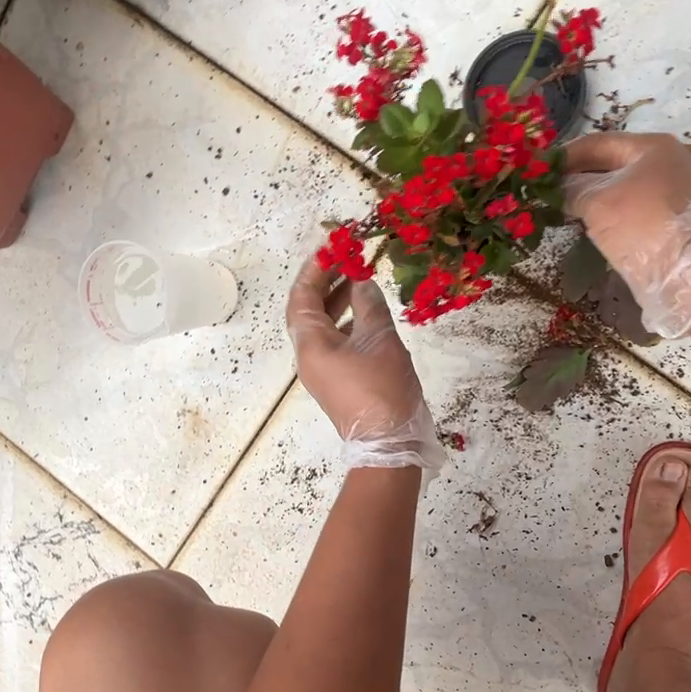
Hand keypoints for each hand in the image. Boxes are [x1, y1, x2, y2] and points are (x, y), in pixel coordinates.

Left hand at [286, 258, 446, 473]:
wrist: (389, 444)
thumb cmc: (381, 389)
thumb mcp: (380, 339)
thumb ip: (369, 305)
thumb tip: (362, 284)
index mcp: (311, 345)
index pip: (301, 298)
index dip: (314, 270)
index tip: (331, 247)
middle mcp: (309, 358)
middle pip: (308, 312)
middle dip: (325, 282)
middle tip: (346, 258)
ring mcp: (323, 372)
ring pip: (323, 328)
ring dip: (338, 302)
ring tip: (359, 278)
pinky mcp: (338, 382)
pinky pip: (336, 343)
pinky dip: (348, 323)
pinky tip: (367, 312)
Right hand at [563, 133, 690, 338]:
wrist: (682, 270)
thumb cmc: (639, 224)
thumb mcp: (596, 202)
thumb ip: (571, 189)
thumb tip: (556, 188)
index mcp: (651, 147)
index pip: (597, 143)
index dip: (565, 155)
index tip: (538, 168)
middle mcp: (663, 162)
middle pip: (608, 164)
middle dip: (575, 176)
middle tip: (544, 188)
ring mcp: (668, 191)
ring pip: (616, 187)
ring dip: (587, 196)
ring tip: (557, 206)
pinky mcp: (666, 217)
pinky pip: (627, 206)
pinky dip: (604, 211)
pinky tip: (582, 222)